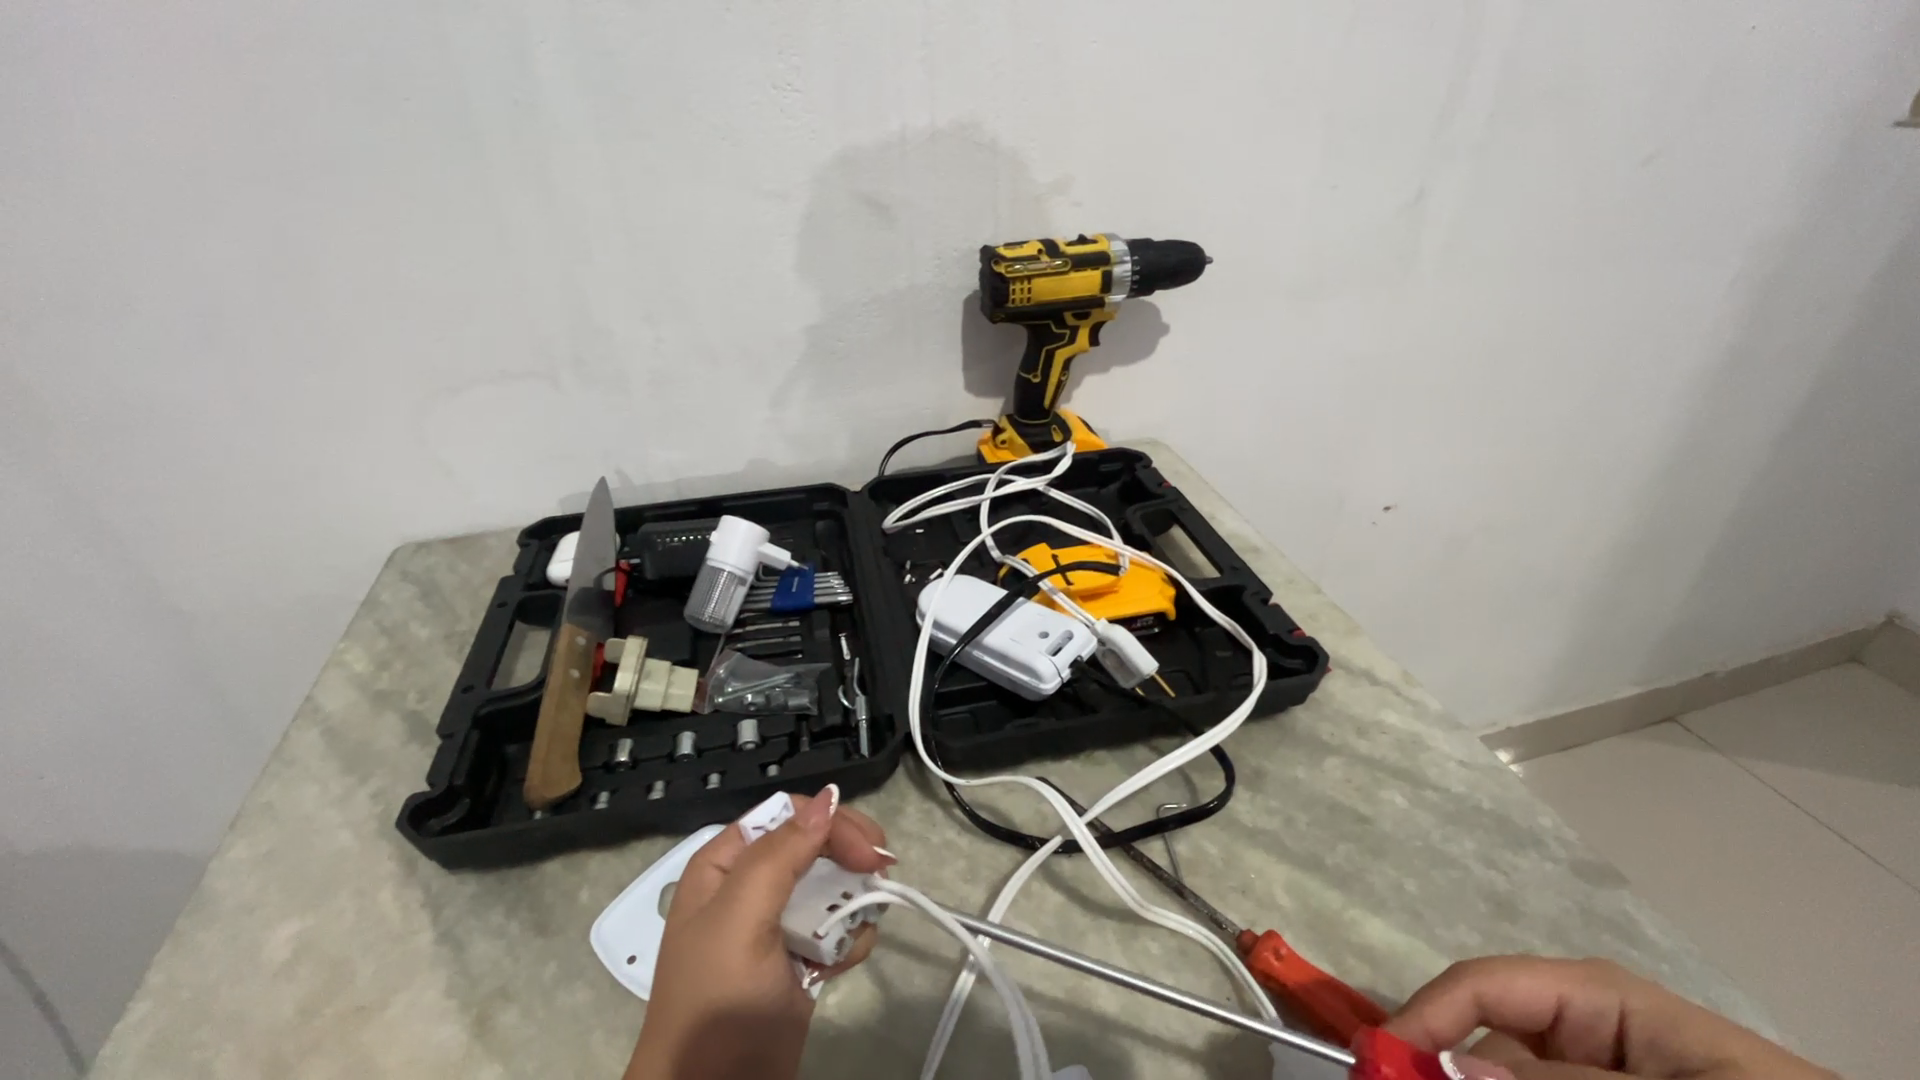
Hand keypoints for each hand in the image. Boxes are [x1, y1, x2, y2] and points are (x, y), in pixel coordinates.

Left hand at [624, 785, 893, 1079]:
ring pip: (832, 885)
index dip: (831, 824)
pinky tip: (843, 964)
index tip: (868, 852)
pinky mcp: (798, 957)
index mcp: (725, 864)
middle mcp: (749, 885)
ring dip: (853, 903)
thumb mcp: (740, 918)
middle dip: (850, 857)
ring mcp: (775, 923)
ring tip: (854, 932)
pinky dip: (850, 940)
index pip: (787, 815)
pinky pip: (837, 927)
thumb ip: (782, 853)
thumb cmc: (717, 1001)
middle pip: (815, 843)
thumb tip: (829, 796)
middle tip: (882, 874)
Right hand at [1384, 956, 1835, 1079]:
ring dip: (1461, 1076)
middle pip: (1481, 1040)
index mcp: (1589, 993)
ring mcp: (1580, 1064)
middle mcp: (1574, 1023)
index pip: (1479, 985)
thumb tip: (1452, 1066)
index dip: (1422, 1015)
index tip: (1377, 1061)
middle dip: (1437, 1064)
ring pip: (1499, 1072)